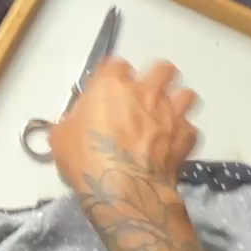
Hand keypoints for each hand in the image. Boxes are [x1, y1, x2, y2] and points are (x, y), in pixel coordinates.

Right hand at [49, 58, 198, 190]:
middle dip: (156, 77)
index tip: (106, 87)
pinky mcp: (187, 136)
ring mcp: (171, 113)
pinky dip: (180, 133)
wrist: (121, 186)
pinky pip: (189, 128)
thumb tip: (81, 122)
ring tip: (163, 115)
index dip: (112, 75)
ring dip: (175, 102)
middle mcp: (145, 93)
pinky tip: (169, 144)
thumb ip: (75, 119)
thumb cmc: (84, 156)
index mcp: (111, 86)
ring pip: (186, 94)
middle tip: (144, 94)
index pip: (117, 64)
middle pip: (163, 69)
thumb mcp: (62, 134)